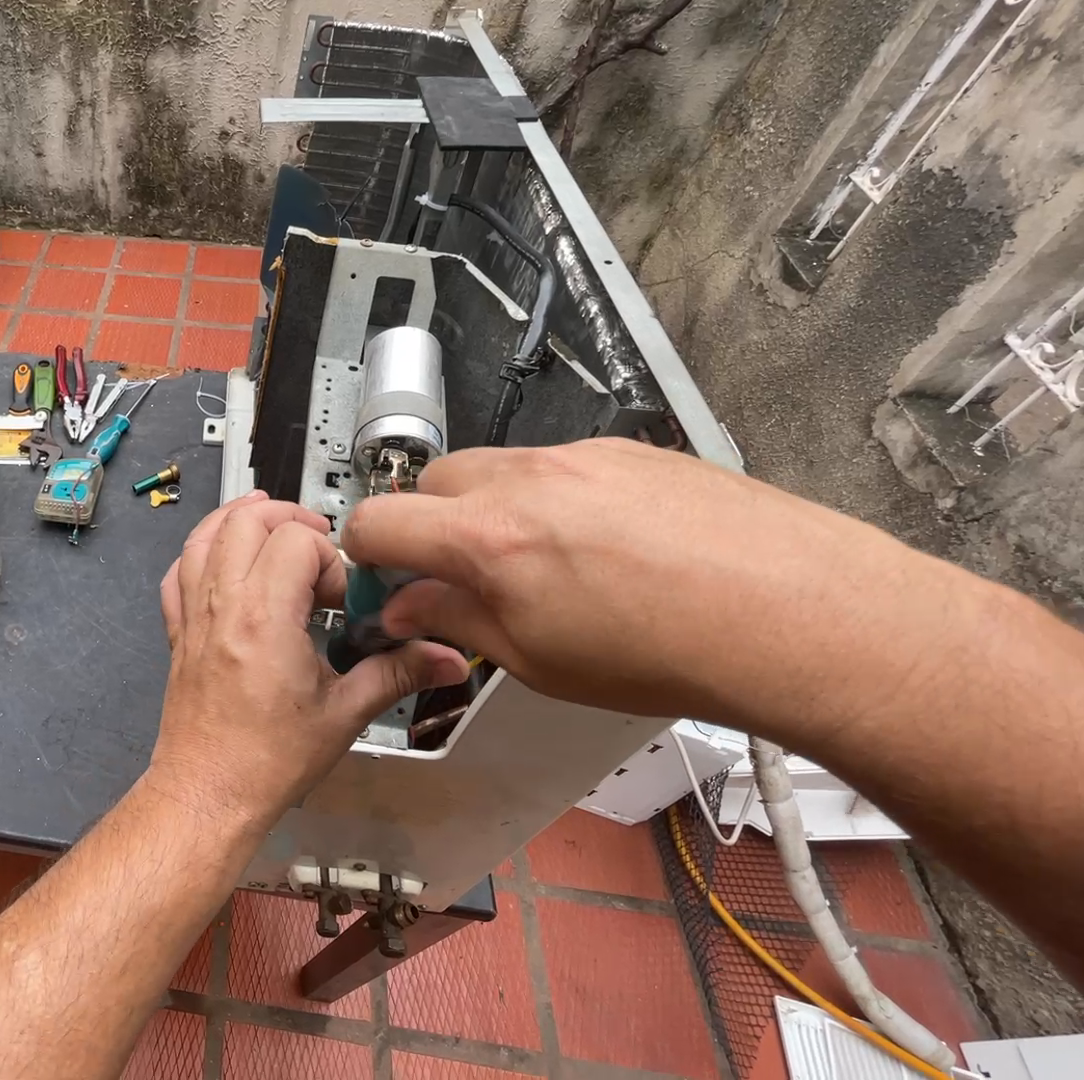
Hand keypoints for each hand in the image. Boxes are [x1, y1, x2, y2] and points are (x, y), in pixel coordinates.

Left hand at [151, 492, 466, 823]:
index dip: (327, 558)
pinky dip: (201, 552)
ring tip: (272, 525)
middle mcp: (223, 604)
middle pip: (244, 520)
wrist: (207, 793)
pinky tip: (224, 562)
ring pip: (204, 536)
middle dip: (287, 520)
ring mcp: (193, 615)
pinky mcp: (178, 632)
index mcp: (265, 617)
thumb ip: (396, 673)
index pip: (294, 540)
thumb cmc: (271, 760)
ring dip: (239, 520)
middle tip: (316, 549)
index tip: (340, 597)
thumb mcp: (343, 714)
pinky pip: (177, 573)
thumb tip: (449, 658)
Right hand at [340, 437, 974, 731]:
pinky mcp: (626, 449)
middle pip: (430, 483)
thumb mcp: (533, 658)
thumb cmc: (665, 653)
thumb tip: (407, 605)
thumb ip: (453, 619)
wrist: (801, 617)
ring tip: (542, 564)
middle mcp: (522, 480)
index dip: (363, 552)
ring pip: (493, 470)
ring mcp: (578, 456)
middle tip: (462, 574)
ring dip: (489, 510)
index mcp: (486, 538)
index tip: (386, 580)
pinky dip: (548, 498)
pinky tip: (599, 546)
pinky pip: (556, 465)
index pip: (376, 520)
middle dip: (428, 526)